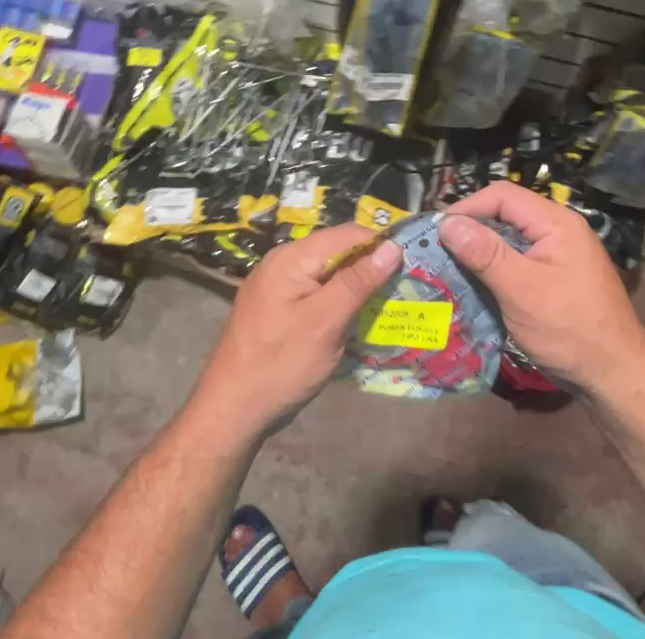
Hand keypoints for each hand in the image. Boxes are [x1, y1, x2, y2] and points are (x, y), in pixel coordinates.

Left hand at [188, 224, 401, 436]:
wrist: (231, 411)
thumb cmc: (280, 364)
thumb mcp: (325, 322)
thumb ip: (357, 282)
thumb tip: (392, 246)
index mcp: (291, 258)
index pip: (348, 234)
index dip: (382, 245)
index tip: (413, 266)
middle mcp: (283, 263)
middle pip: (339, 252)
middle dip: (372, 268)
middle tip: (406, 290)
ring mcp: (278, 287)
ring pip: (329, 275)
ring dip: (358, 289)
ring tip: (389, 307)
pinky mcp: (278, 309)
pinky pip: (317, 295)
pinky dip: (339, 304)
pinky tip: (358, 323)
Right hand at [439, 182, 644, 393]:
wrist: (615, 376)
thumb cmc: (570, 330)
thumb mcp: (522, 290)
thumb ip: (485, 254)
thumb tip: (447, 223)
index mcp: (556, 223)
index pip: (502, 195)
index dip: (467, 208)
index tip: (437, 232)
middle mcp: (560, 231)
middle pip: (506, 214)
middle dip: (471, 229)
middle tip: (437, 251)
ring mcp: (560, 255)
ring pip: (510, 240)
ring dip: (481, 252)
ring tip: (449, 269)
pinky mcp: (557, 278)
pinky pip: (519, 262)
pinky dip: (496, 270)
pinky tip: (476, 287)